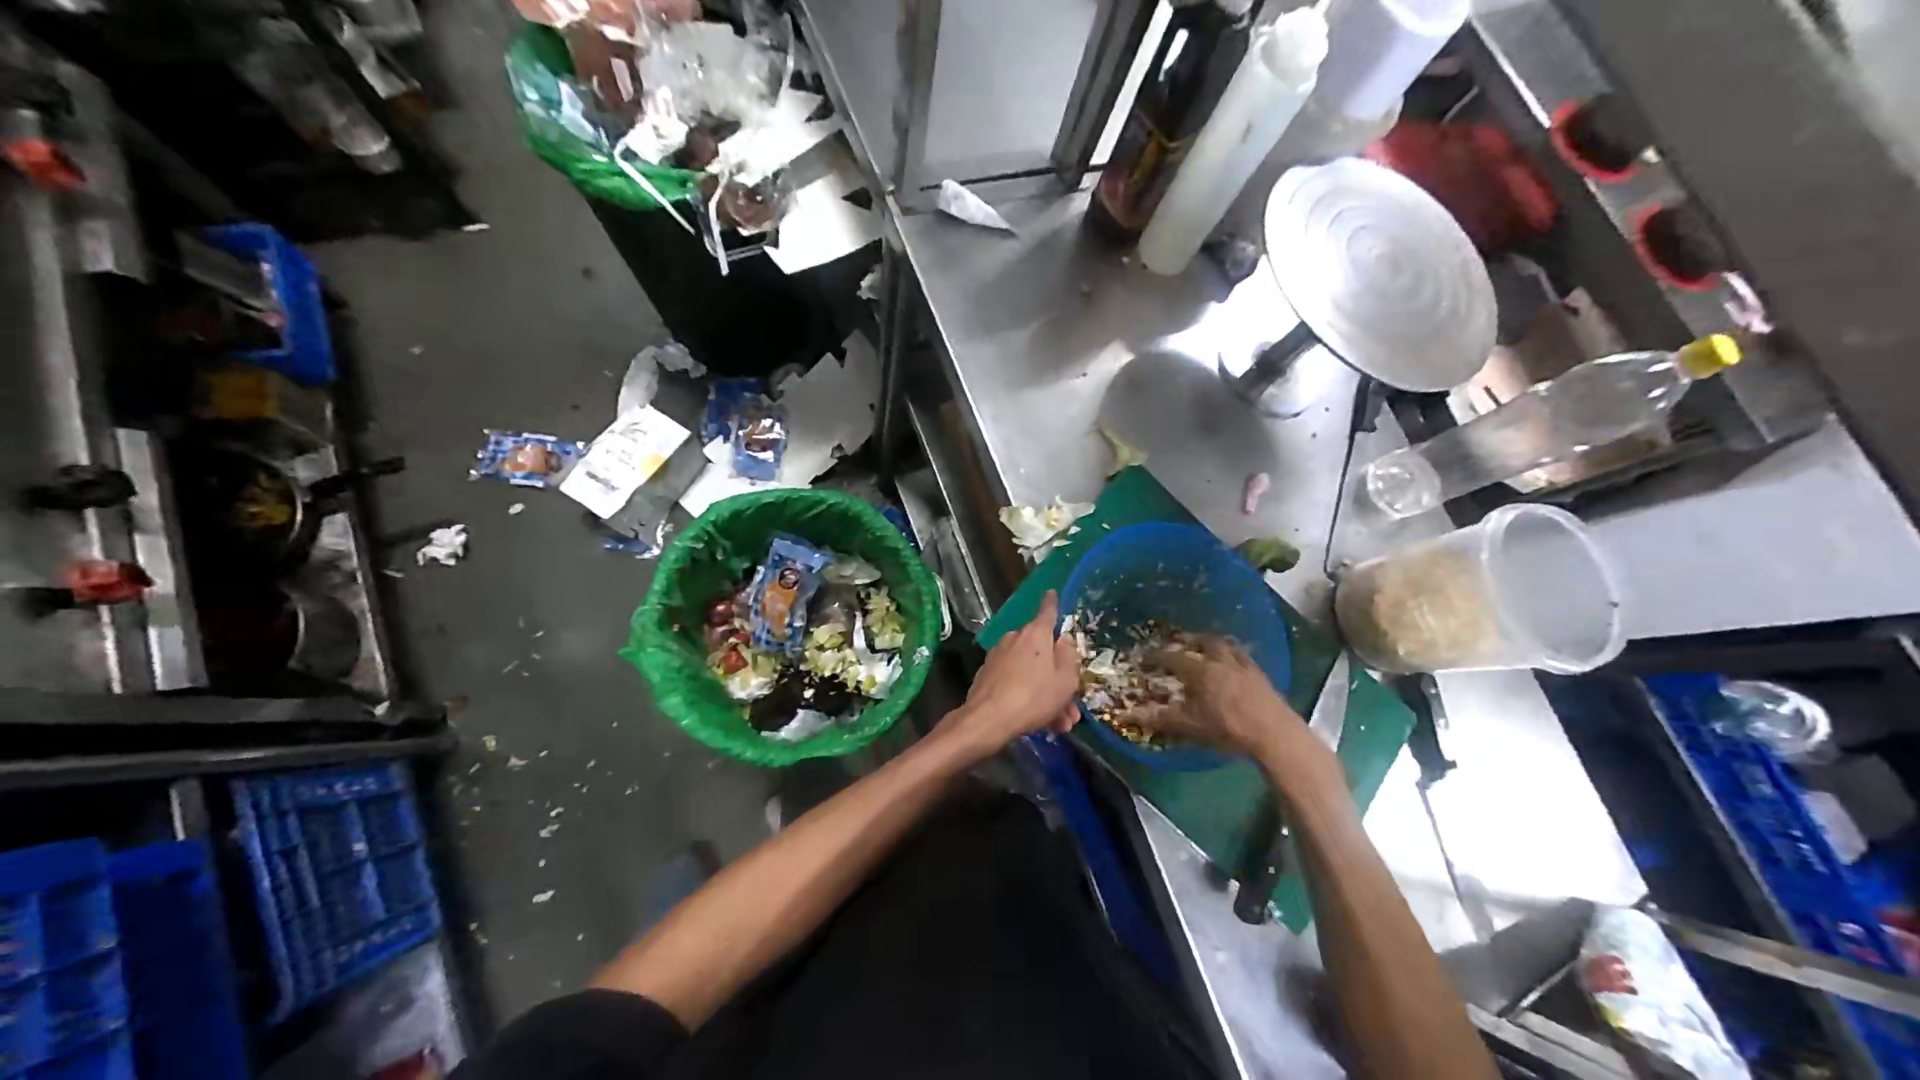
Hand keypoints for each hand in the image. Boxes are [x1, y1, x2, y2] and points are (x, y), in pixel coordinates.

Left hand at [937, 592, 1080, 759]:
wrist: (989, 720)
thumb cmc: (1034, 697)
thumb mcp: (1065, 680)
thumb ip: (1068, 657)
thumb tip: (1063, 640)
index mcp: (1036, 634)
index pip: (1047, 612)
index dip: (1052, 603)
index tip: (1051, 592)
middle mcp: (1015, 639)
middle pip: (1042, 652)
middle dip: (1058, 677)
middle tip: (1070, 705)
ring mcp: (998, 656)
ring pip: (1031, 672)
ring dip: (1046, 694)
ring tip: (1059, 723)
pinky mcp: (987, 675)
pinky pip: (1016, 682)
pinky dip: (1028, 697)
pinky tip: (1039, 722)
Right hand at [1127, 637, 1342, 794]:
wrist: (1274, 734)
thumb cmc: (1228, 729)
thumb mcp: (1190, 725)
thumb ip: (1161, 718)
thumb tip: (1129, 713)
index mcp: (1201, 671)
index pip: (1173, 658)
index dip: (1157, 656)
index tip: (1146, 657)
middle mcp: (1222, 662)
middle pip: (1206, 642)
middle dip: (1192, 641)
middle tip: (1183, 644)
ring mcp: (1245, 667)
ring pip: (1228, 647)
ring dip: (1216, 645)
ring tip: (1210, 649)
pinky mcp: (1262, 677)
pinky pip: (1246, 659)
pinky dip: (1236, 657)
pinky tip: (1236, 666)